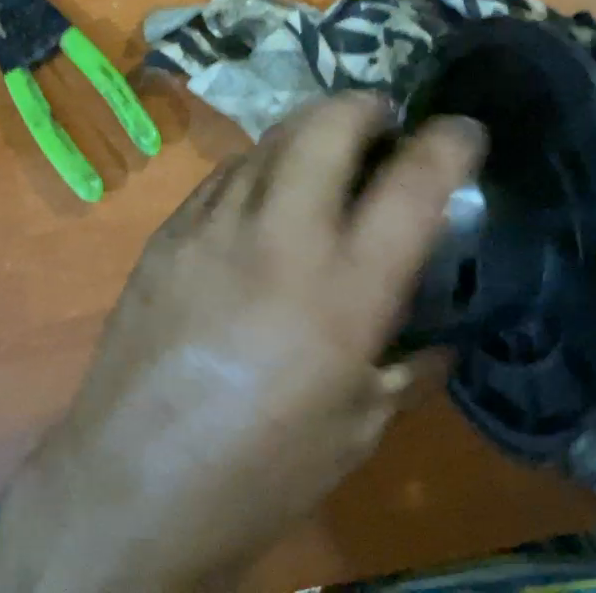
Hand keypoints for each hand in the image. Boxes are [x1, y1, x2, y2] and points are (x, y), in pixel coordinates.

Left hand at [0, 94, 486, 591]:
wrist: (131, 488)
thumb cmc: (261, 472)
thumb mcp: (357, 430)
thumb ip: (407, 372)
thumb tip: (439, 346)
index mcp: (346, 291)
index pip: (414, 185)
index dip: (449, 143)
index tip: (464, 131)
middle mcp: (283, 237)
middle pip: (329, 125)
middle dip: (365, 105)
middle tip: (382, 122)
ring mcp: (216, 227)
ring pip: (271, 139)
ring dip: (311, 131)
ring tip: (325, 153)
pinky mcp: (169, 234)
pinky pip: (225, 175)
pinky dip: (260, 167)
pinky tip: (263, 196)